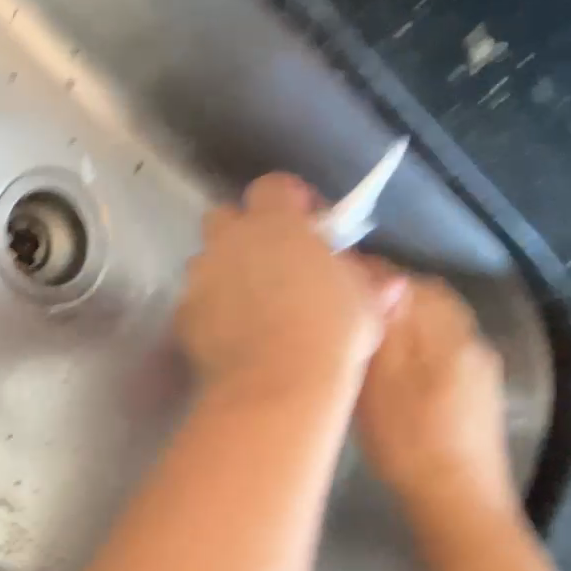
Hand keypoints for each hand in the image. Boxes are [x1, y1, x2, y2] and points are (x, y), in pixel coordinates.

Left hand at [178, 174, 401, 399]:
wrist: (275, 383)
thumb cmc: (331, 333)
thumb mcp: (366, 303)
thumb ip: (367, 282)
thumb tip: (387, 281)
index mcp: (274, 224)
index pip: (271, 187)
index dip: (289, 199)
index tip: (308, 220)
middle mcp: (228, 242)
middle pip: (224, 217)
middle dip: (243, 231)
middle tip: (273, 258)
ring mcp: (200, 277)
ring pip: (206, 261)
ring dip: (225, 272)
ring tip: (253, 302)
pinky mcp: (183, 311)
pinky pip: (196, 301)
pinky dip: (211, 309)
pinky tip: (233, 332)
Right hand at [355, 275, 516, 523]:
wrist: (459, 499)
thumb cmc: (408, 439)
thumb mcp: (382, 380)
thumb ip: (385, 327)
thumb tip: (380, 277)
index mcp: (447, 334)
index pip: (405, 281)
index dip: (367, 271)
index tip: (327, 271)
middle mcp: (470, 340)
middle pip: (425, 296)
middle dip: (384, 287)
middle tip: (339, 293)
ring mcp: (478, 366)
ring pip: (434, 320)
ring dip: (400, 311)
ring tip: (359, 320)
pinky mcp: (476, 390)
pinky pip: (440, 343)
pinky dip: (413, 334)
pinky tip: (389, 354)